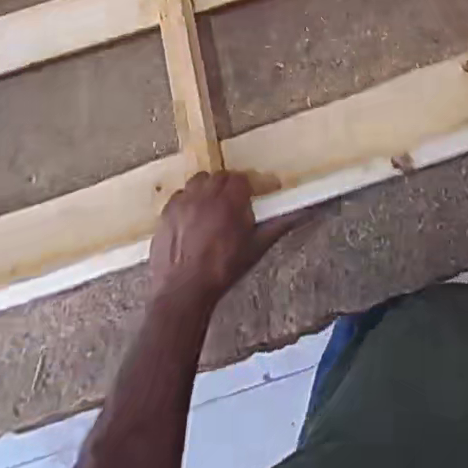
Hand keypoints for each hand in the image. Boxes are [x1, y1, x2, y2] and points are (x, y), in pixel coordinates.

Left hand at [147, 171, 298, 312]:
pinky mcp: (165, 212)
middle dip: (228, 186)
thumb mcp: (255, 248)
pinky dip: (188, 200)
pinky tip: (192, 218)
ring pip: (198, 181)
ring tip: (212, 207)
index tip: (252, 195)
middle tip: (234, 203)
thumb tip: (302, 213)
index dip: (248, 186)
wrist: (182, 291)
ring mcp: (182, 202)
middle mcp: (204, 195)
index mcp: (228, 201)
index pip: (241, 178)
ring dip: (208, 189)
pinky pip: (180, 195)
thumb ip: (278, 225)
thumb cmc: (222, 271)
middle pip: (219, 176)